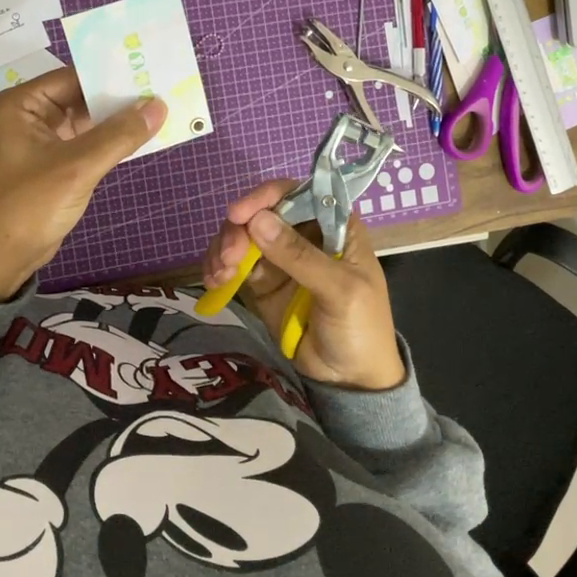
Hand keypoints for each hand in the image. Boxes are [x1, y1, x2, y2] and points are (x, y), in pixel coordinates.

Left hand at [0, 69, 166, 301]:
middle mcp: (31, 114)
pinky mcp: (55, 162)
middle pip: (83, 95)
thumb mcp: (76, 167)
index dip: (113, 73)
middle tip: (166, 85)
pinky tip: (144, 135)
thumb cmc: (28, 206)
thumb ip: (119, 135)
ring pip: (89, 119)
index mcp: (23, 103)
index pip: (75, 76)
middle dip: (121, 96)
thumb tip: (158, 105)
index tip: (153, 67)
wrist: (0, 259)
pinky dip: (113, 140)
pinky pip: (89, 141)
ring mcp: (43, 139)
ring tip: (164, 106)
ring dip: (120, 119)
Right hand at [201, 180, 405, 390]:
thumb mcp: (339, 290)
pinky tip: (215, 281)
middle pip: (262, 212)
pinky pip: (233, 261)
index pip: (297, 193)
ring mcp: (280, 257)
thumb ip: (299, 256)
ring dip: (224, 248)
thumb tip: (256, 220)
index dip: (266, 196)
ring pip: (242, 234)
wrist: (351, 383)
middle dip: (239, 230)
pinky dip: (219, 266)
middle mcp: (304, 234)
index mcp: (334, 226)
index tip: (240, 213)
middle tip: (228, 257)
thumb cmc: (361, 329)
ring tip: (219, 274)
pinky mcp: (261, 281)